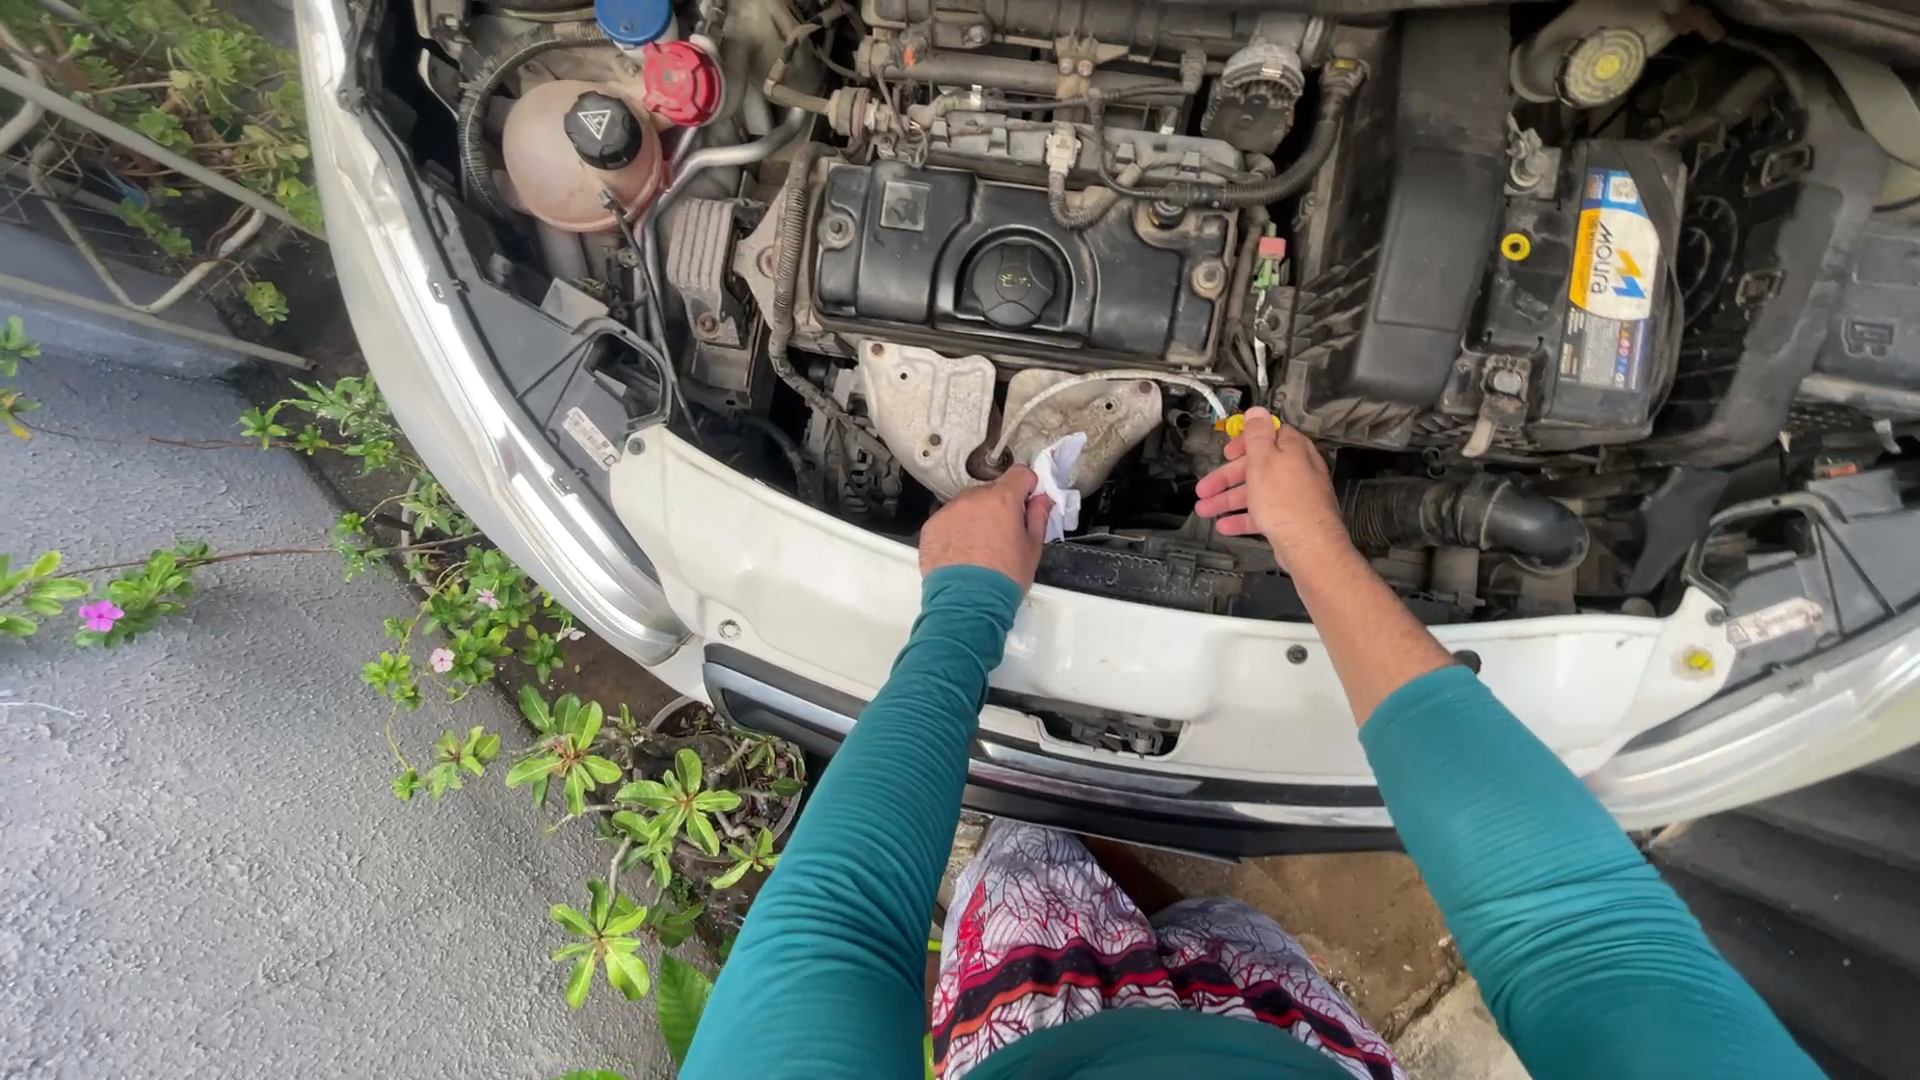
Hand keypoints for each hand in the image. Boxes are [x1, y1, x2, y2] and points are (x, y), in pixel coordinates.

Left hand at [919, 466, 1052, 589]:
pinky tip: (962, 553)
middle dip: (1000, 506)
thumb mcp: (1032, 548)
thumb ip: (1039, 517)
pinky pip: (948, 520)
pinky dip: (956, 530)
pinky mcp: (931, 526)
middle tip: (1003, 534)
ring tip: (980, 548)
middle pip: (992, 491)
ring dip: (976, 517)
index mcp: (1002, 499)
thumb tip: (1042, 499)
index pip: (1020, 474)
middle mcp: (973, 498)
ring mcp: (949, 511)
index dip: (1027, 486)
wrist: (967, 603)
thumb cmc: (1004, 577)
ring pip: (968, 505)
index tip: (1027, 502)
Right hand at [1194, 407, 1352, 569]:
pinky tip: (1224, 525)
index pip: (1268, 436)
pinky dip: (1242, 518)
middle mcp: (1296, 470)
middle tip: (1205, 487)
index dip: (1244, 442)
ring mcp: (1294, 495)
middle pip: (1256, 467)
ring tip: (1205, 509)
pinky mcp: (1290, 517)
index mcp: (1292, 450)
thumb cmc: (1286, 501)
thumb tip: (1257, 411)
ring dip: (1227, 500)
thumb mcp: (1263, 461)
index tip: (1227, 451)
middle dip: (1226, 478)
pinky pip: (1262, 513)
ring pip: (1255, 492)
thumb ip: (1257, 435)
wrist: (1307, 544)